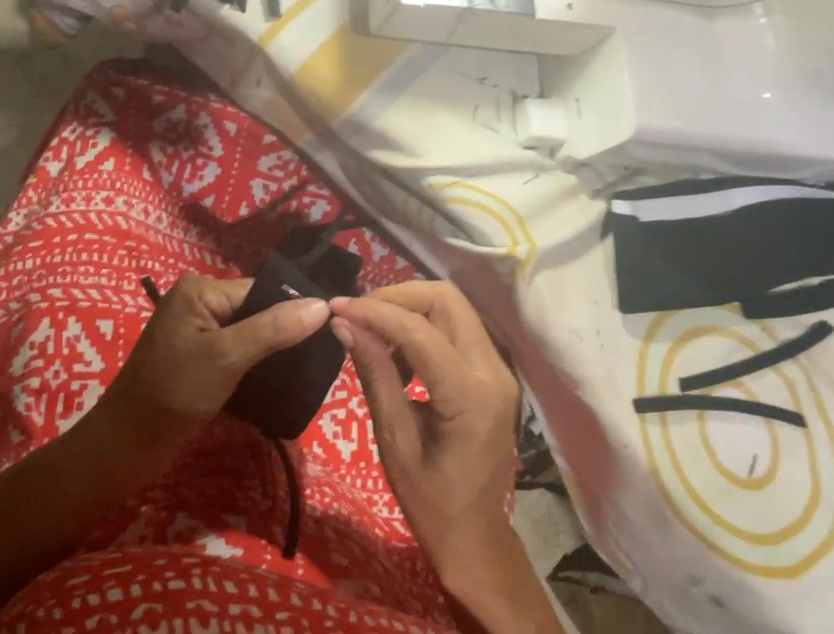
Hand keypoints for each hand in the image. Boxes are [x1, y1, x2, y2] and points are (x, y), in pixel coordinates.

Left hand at [89, 273, 329, 465]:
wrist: (127, 444)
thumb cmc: (173, 393)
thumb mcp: (226, 357)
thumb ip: (273, 329)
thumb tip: (322, 304)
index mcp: (200, 290)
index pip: (261, 291)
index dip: (294, 311)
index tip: (332, 332)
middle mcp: (199, 302)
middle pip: (257, 310)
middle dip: (286, 333)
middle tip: (325, 358)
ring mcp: (198, 332)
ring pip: (251, 334)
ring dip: (275, 352)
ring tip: (310, 372)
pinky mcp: (200, 359)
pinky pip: (240, 352)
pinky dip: (258, 365)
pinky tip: (283, 382)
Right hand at [332, 282, 553, 633]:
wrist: (474, 536)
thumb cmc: (430, 500)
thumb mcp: (393, 439)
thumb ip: (374, 374)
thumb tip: (343, 324)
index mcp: (469, 396)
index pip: (419, 330)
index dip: (375, 312)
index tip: (336, 307)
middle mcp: (493, 372)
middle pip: (446, 300)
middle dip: (396, 297)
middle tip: (357, 314)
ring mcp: (498, 371)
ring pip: (452, 308)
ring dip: (409, 307)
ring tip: (371, 330)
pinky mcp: (492, 373)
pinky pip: (457, 328)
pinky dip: (423, 324)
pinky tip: (395, 349)